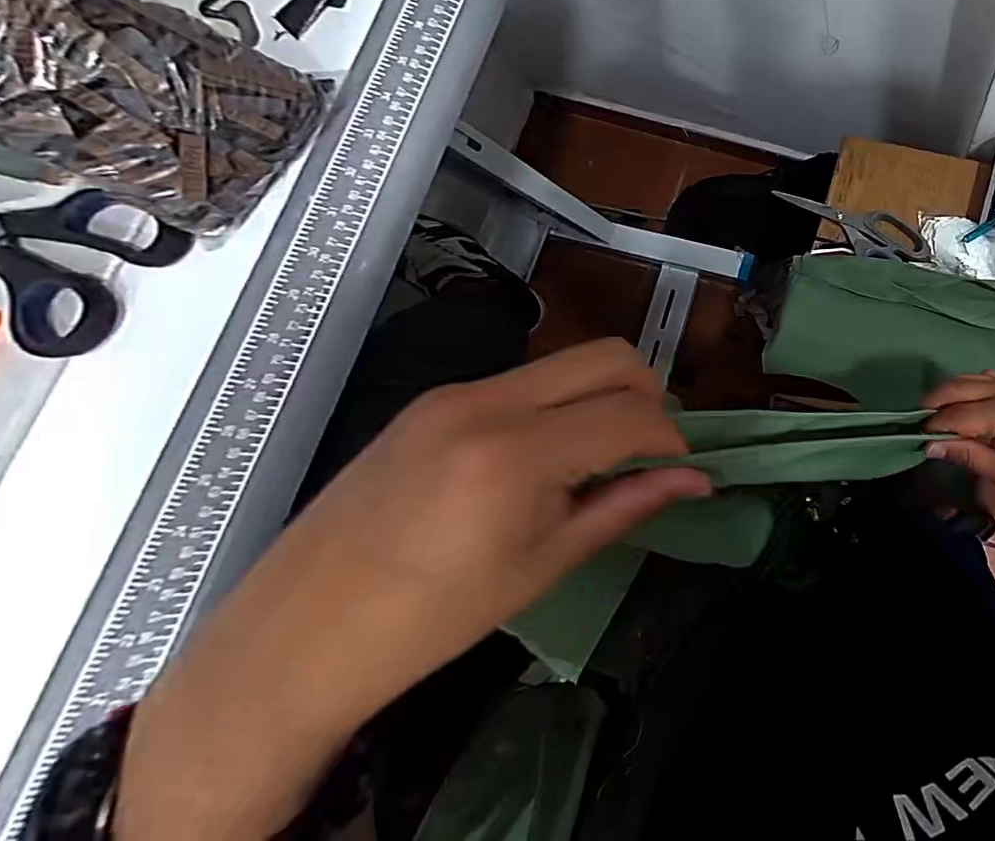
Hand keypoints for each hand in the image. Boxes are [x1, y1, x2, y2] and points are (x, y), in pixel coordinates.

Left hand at [120, 339, 710, 839]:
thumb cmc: (432, 618)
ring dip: (605, 395)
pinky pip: (526, 380)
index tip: (681, 466)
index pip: (632, 413)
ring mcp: (455, 393)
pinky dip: (561, 404)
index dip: (672, 437)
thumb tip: (697, 481)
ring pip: (569, 362)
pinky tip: (547, 456)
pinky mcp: (434, 400)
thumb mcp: (547, 563)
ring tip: (600, 455)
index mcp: (517, 453)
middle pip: (610, 357)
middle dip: (650, 395)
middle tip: (650, 447)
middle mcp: (488, 402)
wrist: (296, 637)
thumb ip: (630, 505)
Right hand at [921, 372, 994, 512]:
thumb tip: (931, 446)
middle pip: (956, 388)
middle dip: (932, 405)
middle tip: (917, 427)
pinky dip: (969, 388)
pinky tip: (966, 407)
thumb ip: (969, 455)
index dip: (930, 428)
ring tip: (936, 419)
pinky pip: (987, 378)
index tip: (913, 441)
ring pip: (970, 379)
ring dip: (949, 394)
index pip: (953, 415)